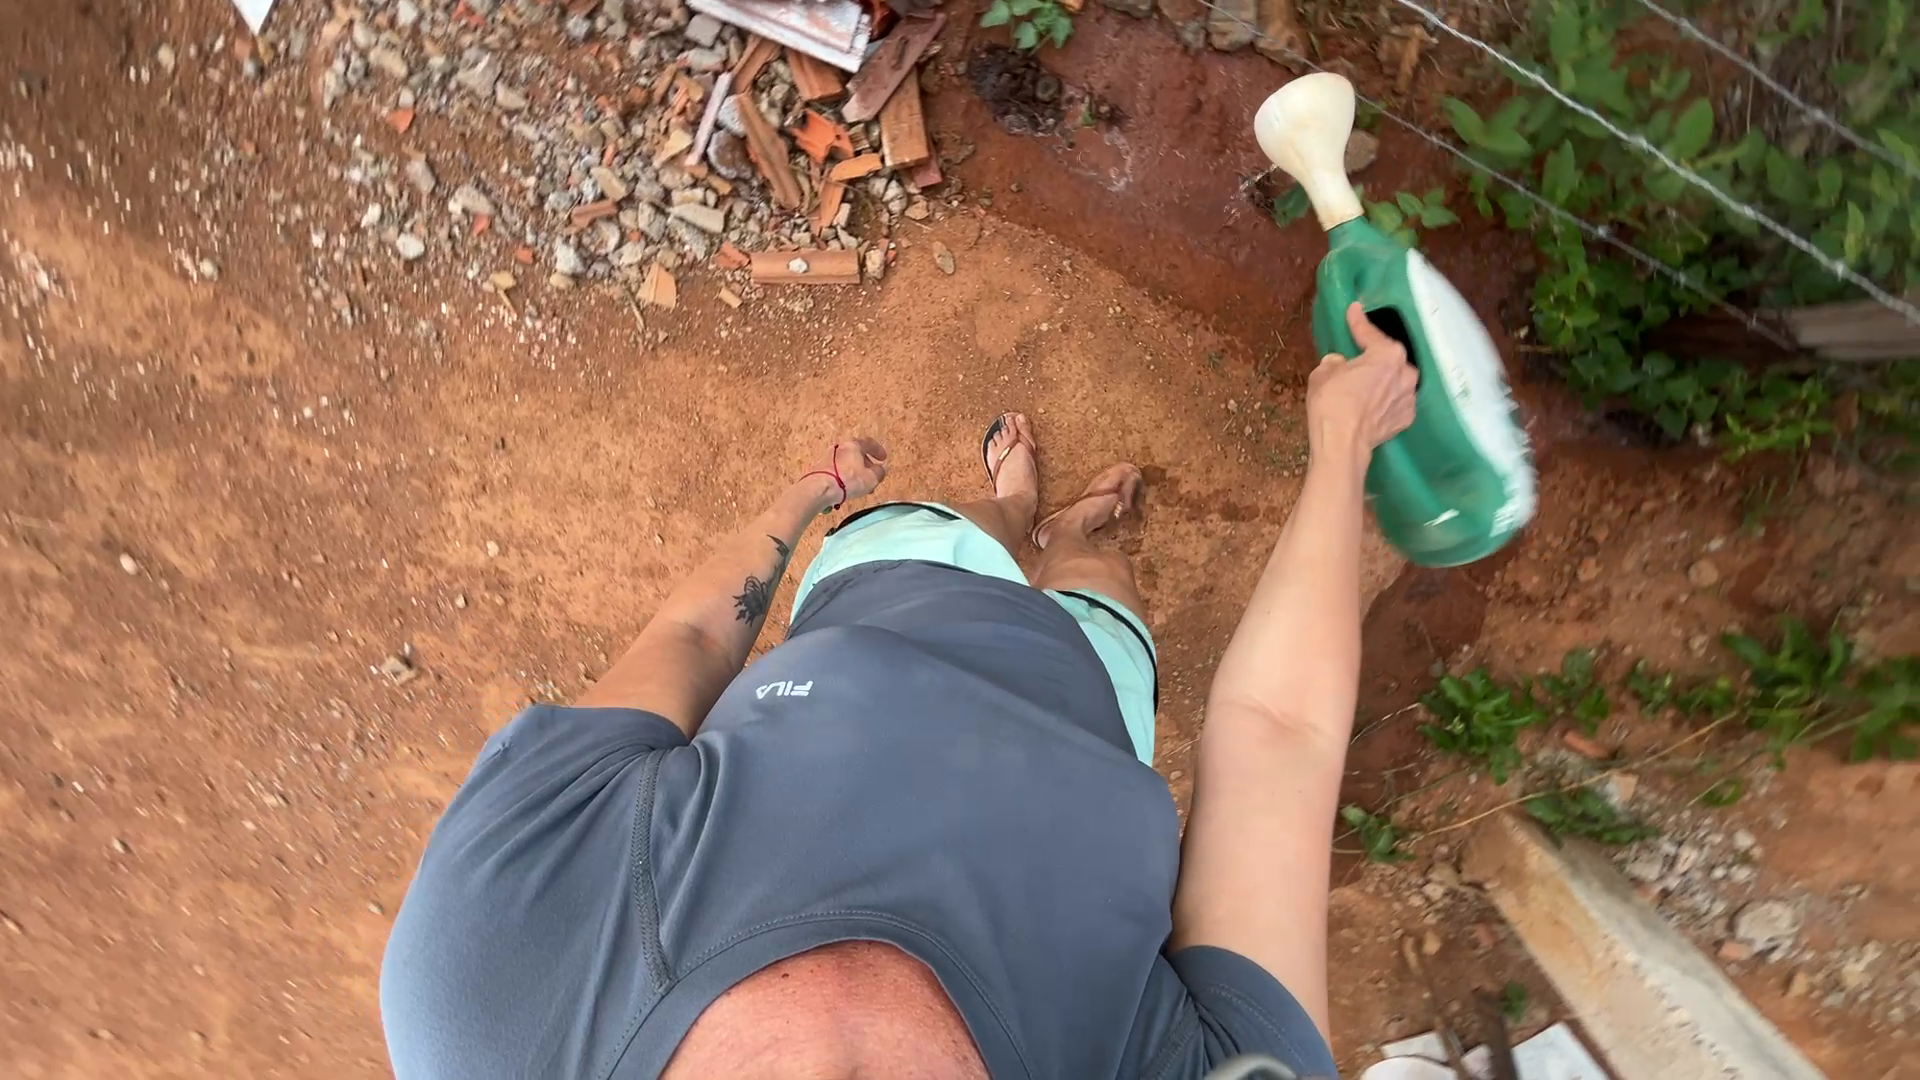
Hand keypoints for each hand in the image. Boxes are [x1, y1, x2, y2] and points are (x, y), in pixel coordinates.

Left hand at [803, 436, 888, 508]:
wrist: (821, 489)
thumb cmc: (847, 480)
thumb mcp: (872, 478)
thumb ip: (879, 472)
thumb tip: (881, 470)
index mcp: (853, 445)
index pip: (869, 443)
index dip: (878, 450)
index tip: (883, 458)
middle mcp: (840, 448)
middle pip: (856, 453)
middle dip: (866, 464)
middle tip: (872, 474)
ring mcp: (828, 458)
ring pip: (846, 463)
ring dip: (855, 472)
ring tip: (861, 485)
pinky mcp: (821, 469)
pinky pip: (837, 471)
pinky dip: (844, 477)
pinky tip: (848, 488)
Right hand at [1306, 303, 1418, 459]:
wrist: (1342, 445)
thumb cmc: (1331, 405)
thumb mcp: (1321, 376)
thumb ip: (1333, 363)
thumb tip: (1339, 363)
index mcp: (1388, 354)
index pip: (1369, 333)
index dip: (1358, 321)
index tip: (1354, 308)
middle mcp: (1407, 372)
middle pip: (1388, 359)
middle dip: (1373, 360)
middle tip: (1354, 366)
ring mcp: (1409, 396)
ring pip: (1394, 382)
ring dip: (1381, 383)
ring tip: (1363, 391)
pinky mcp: (1407, 418)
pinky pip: (1395, 403)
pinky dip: (1384, 403)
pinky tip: (1370, 409)